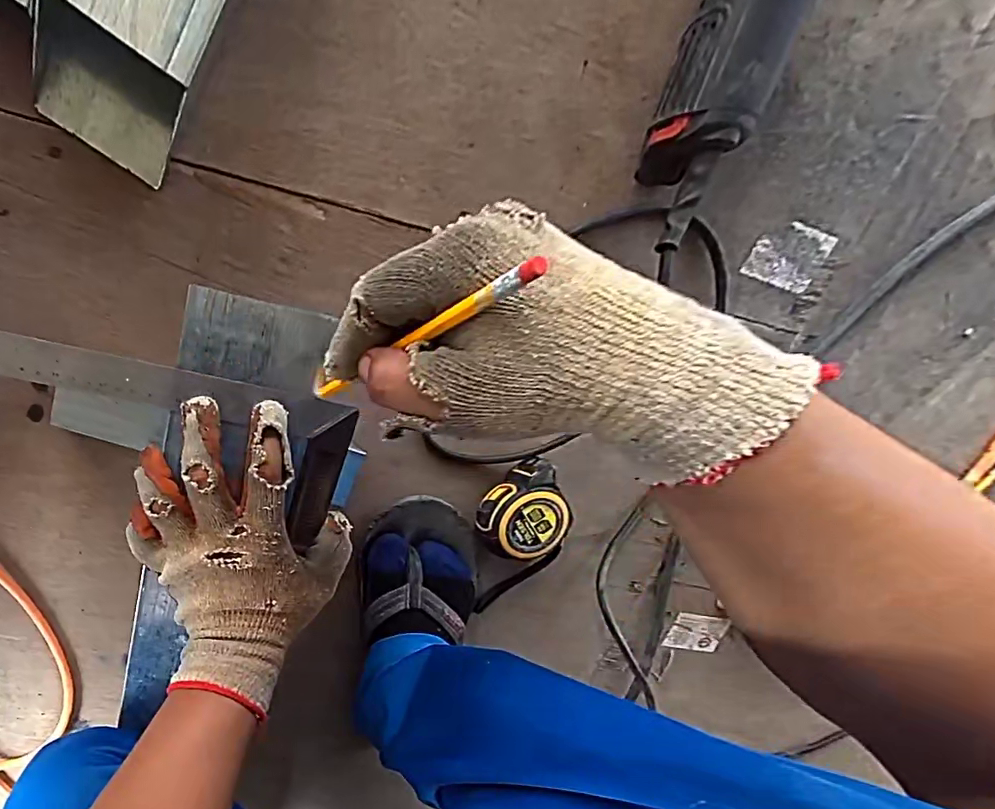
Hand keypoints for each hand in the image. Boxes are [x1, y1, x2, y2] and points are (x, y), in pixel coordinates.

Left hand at [126, 397, 351, 717]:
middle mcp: (219, 535)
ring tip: (153, 452)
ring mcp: (187, 550)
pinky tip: (139, 505)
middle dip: (200, 436)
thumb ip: (332, 544)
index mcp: (260, 535)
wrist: (239, 650)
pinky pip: (143, 542)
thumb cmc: (279, 614)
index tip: (267, 411)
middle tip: (198, 406)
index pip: (265, 478)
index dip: (267, 440)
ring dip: (155, 475)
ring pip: (163, 503)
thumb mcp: (321, 579)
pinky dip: (138, 523)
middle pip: (203, 477)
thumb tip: (334, 517)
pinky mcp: (167, 567)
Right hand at [323, 200, 824, 483]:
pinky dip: (450, 333)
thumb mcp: (459, 389)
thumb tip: (367, 370)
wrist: (654, 370)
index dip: (348, 343)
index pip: (372, 293)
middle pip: (402, 292)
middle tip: (386, 389)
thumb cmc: (560, 376)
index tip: (340, 381)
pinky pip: (466, 298)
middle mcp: (484, 232)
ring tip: (429, 384)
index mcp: (461, 251)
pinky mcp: (531, 264)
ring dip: (418, 342)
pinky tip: (463, 365)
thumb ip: (394, 380)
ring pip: (432, 297)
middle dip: (386, 345)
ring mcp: (511, 244)